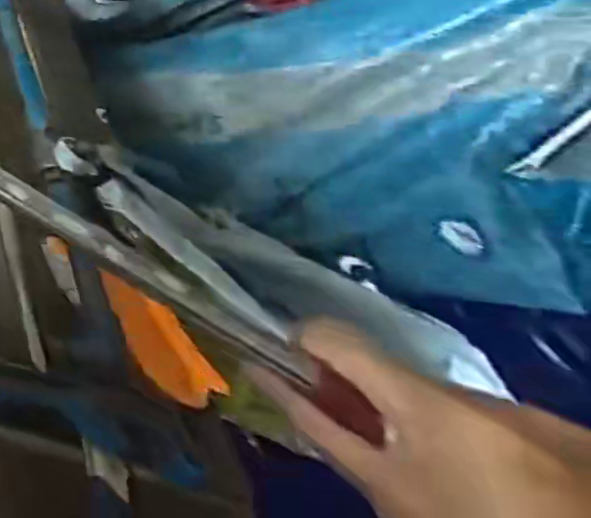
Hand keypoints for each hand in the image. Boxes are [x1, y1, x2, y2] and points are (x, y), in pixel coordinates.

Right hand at [253, 320, 590, 517]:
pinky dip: (473, 435)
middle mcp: (479, 394)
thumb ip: (316, 423)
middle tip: (366, 435)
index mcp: (425, 400)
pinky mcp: (573, 436)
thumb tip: (257, 370)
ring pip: (444, 395)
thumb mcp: (378, 483)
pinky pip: (495, 417)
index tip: (297, 372)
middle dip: (369, 394)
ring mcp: (537, 415)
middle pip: (393, 371)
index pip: (334, 334)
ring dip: (422, 416)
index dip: (303, 343)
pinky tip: (487, 477)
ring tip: (434, 466)